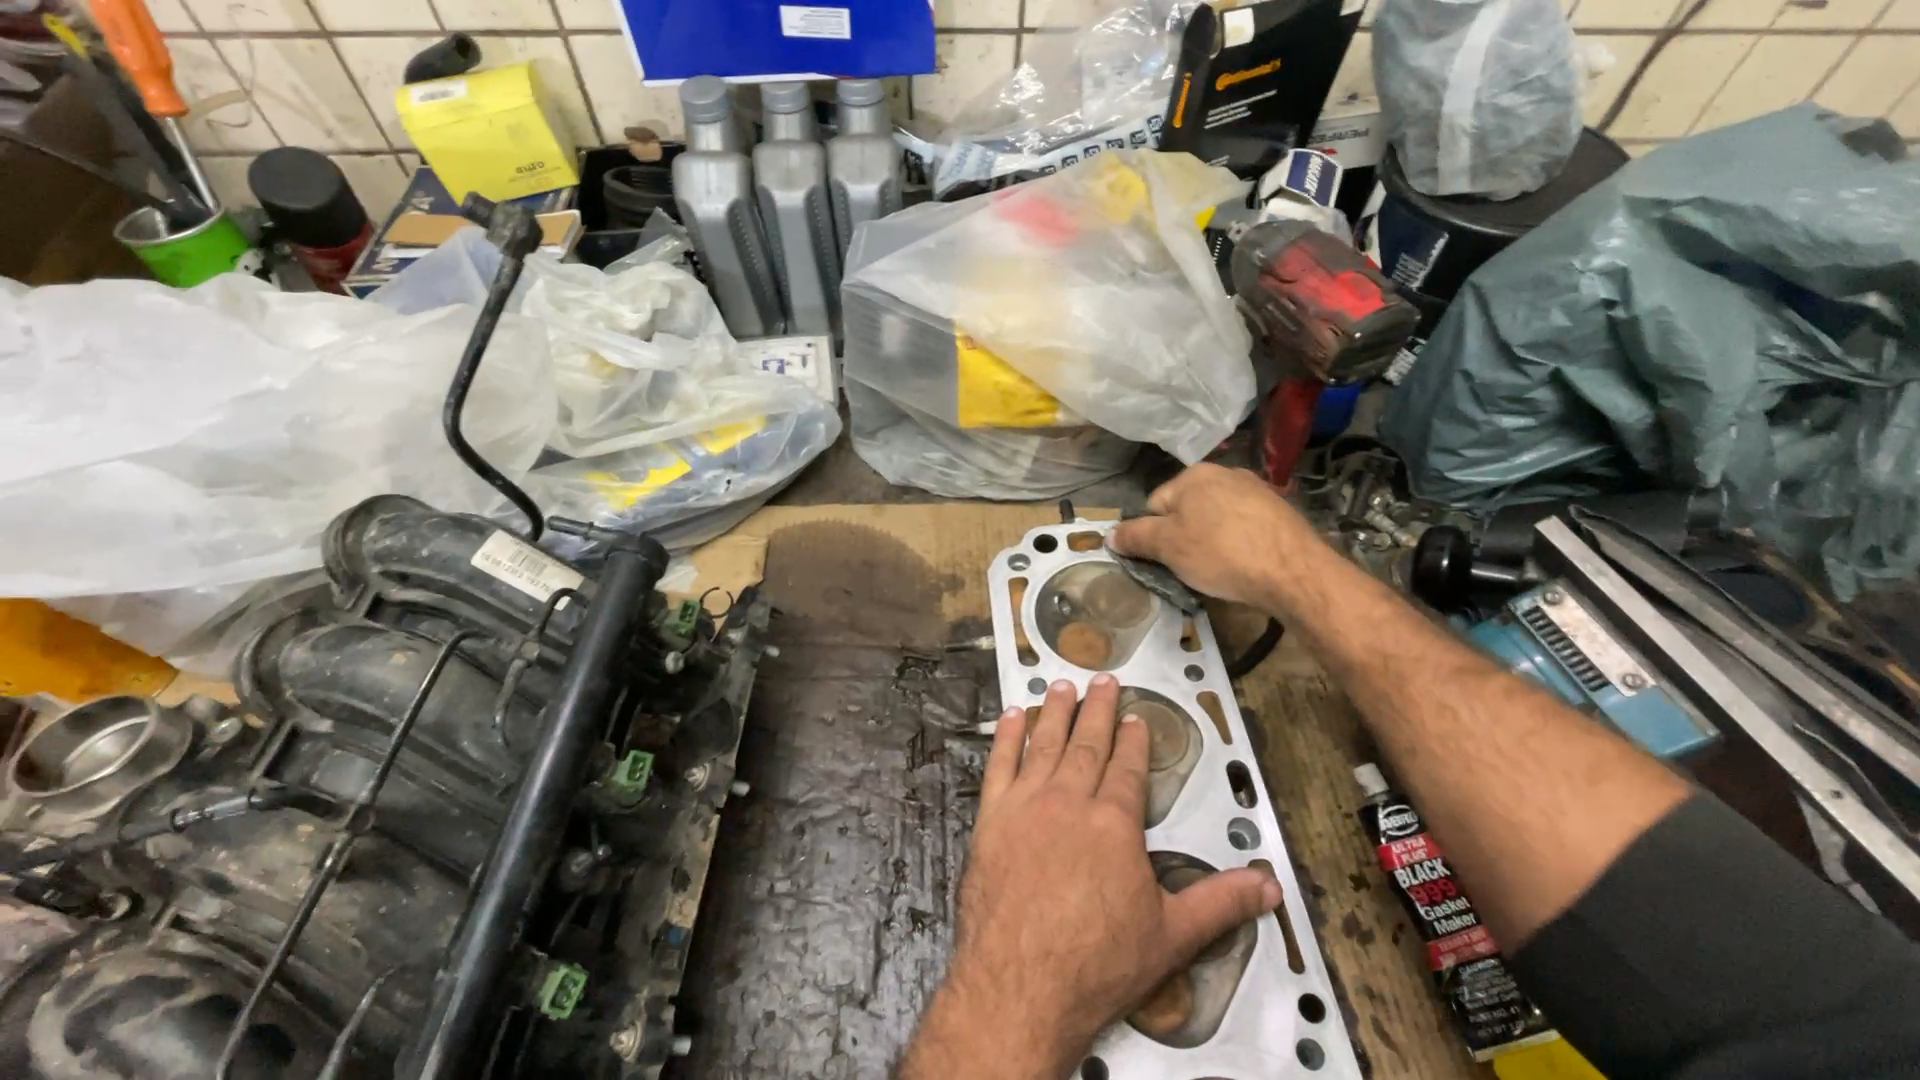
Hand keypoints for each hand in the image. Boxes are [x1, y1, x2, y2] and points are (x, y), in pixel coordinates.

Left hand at [900, 676, 1279, 1078]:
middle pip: (1087, 745)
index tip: (1137, 718)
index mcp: (1114, 823)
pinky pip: (999, 767)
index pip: (1128, 769)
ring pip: (1044, 746)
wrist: (1021, 985)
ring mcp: (1026, 808)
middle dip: (1098, 711)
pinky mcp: (990, 821)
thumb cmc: (1098, 963)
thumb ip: (1221, 903)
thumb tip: (1271, 886)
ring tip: (1062, 686)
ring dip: (1055, 713)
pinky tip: (1010, 717)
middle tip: (1103, 680)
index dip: (1135, 741)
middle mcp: (1070, 803)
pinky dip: (1006, 738)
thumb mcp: (1172, 936)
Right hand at [1108, 463, 1314, 609]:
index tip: (1164, 561)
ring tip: (1219, 570)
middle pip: (1187, 510)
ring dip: (1211, 542)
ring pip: (1216, 519)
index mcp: (1194, 475)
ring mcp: (1257, 491)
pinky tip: (1244, 565)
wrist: (1294, 571)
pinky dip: (1239, 545)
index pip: (1154, 505)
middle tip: (1189, 568)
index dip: (1152, 536)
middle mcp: (1226, 473)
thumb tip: (1110, 534)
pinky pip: (1244, 528)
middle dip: (1183, 538)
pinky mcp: (1280, 512)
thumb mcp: (1168, 548)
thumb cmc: (1221, 554)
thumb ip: (1135, 537)